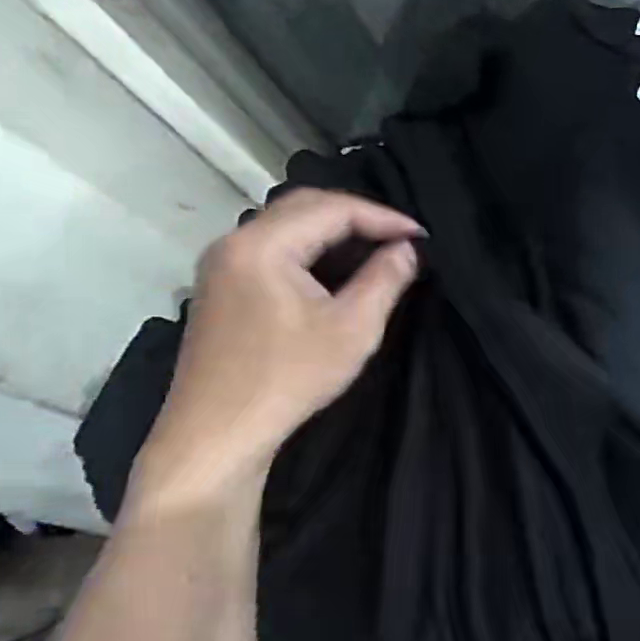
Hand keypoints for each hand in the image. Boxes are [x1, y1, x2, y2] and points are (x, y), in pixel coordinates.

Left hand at [138, 189, 422, 494]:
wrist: (216, 434)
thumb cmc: (289, 378)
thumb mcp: (353, 328)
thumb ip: (386, 279)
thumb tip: (407, 249)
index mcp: (262, 245)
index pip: (333, 209)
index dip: (384, 217)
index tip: (422, 235)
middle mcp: (234, 242)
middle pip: (306, 206)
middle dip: (359, 216)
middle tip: (401, 237)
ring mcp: (222, 264)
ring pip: (288, 225)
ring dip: (335, 231)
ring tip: (378, 249)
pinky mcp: (221, 285)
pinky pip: (274, 247)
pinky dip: (311, 248)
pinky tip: (338, 270)